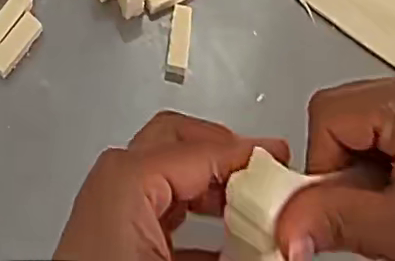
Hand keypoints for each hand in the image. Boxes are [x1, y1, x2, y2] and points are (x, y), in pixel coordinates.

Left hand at [56, 109, 289, 260]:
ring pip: (171, 173)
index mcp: (129, 176)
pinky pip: (164, 207)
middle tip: (267, 173)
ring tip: (254, 210)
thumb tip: (282, 247)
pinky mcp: (116, 232)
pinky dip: (198, 216)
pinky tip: (228, 247)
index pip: (200, 149)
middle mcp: (117, 178)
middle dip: (225, 155)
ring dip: (213, 187)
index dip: (245, 153)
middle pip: (180, 143)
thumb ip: (236, 253)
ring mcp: (113, 202)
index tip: (281, 160)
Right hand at [274, 68, 394, 260]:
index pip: (326, 114)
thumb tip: (281, 222)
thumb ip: (333, 219)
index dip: (320, 168)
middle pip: (340, 122)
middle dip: (342, 179)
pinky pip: (386, 150)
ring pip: (359, 140)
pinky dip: (383, 188)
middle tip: (364, 230)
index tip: (325, 216)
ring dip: (362, 188)